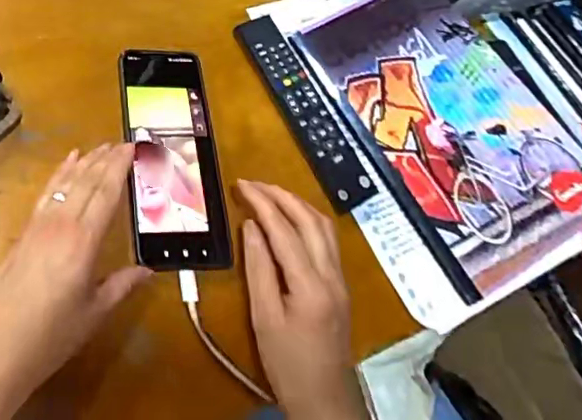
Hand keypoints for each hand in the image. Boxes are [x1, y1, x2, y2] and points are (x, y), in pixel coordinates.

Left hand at [0, 144, 153, 418]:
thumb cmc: (51, 336)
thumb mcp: (93, 314)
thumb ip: (121, 286)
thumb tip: (146, 270)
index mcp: (83, 241)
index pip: (106, 193)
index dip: (120, 167)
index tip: (133, 147)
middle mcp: (61, 223)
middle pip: (87, 181)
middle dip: (106, 159)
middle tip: (123, 142)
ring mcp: (40, 224)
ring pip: (67, 182)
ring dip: (86, 161)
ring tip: (101, 146)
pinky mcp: (26, 230)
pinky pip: (48, 191)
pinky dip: (61, 173)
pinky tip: (68, 162)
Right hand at [237, 180, 362, 419]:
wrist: (326, 404)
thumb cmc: (288, 365)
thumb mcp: (264, 318)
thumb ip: (258, 268)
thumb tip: (251, 226)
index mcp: (310, 284)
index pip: (284, 229)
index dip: (261, 202)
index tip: (240, 185)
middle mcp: (331, 275)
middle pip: (309, 220)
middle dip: (280, 195)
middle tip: (252, 184)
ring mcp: (340, 280)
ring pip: (323, 226)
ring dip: (297, 204)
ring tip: (270, 194)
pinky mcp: (341, 287)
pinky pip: (327, 239)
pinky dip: (307, 219)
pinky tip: (291, 219)